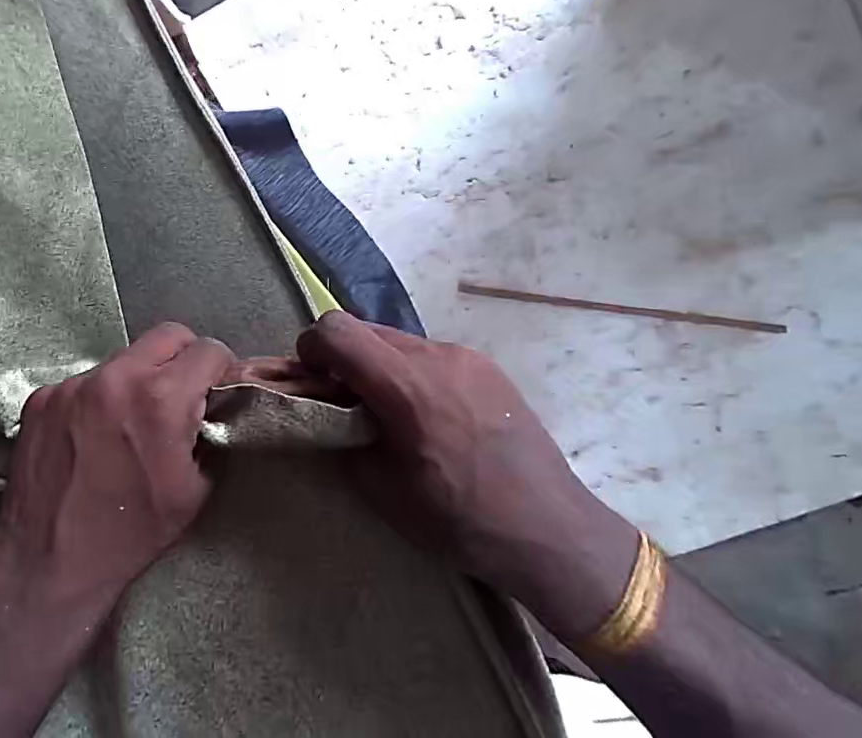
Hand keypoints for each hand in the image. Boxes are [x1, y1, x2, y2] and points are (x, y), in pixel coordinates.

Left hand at [0, 322, 232, 615]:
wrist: (46, 567)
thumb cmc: (129, 537)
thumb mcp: (194, 489)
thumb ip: (210, 432)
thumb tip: (216, 403)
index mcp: (159, 399)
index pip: (208, 350)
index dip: (222, 370)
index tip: (218, 389)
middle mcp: (114, 377)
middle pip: (168, 335)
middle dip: (186, 358)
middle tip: (185, 394)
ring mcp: (72, 384)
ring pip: (125, 357)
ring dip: (140, 378)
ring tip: (132, 422)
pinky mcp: (42, 396)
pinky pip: (87, 380)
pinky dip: (101, 397)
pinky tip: (94, 435)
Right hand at [296, 311, 638, 638]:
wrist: (551, 531)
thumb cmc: (458, 518)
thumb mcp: (380, 488)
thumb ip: (341, 434)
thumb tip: (323, 408)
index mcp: (404, 386)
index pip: (335, 330)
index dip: (311, 347)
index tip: (311, 378)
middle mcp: (433, 355)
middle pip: (363, 329)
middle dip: (343, 357)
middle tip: (346, 399)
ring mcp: (464, 356)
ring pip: (397, 339)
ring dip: (379, 364)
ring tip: (393, 411)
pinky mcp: (486, 365)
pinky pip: (430, 353)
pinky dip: (412, 371)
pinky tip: (432, 415)